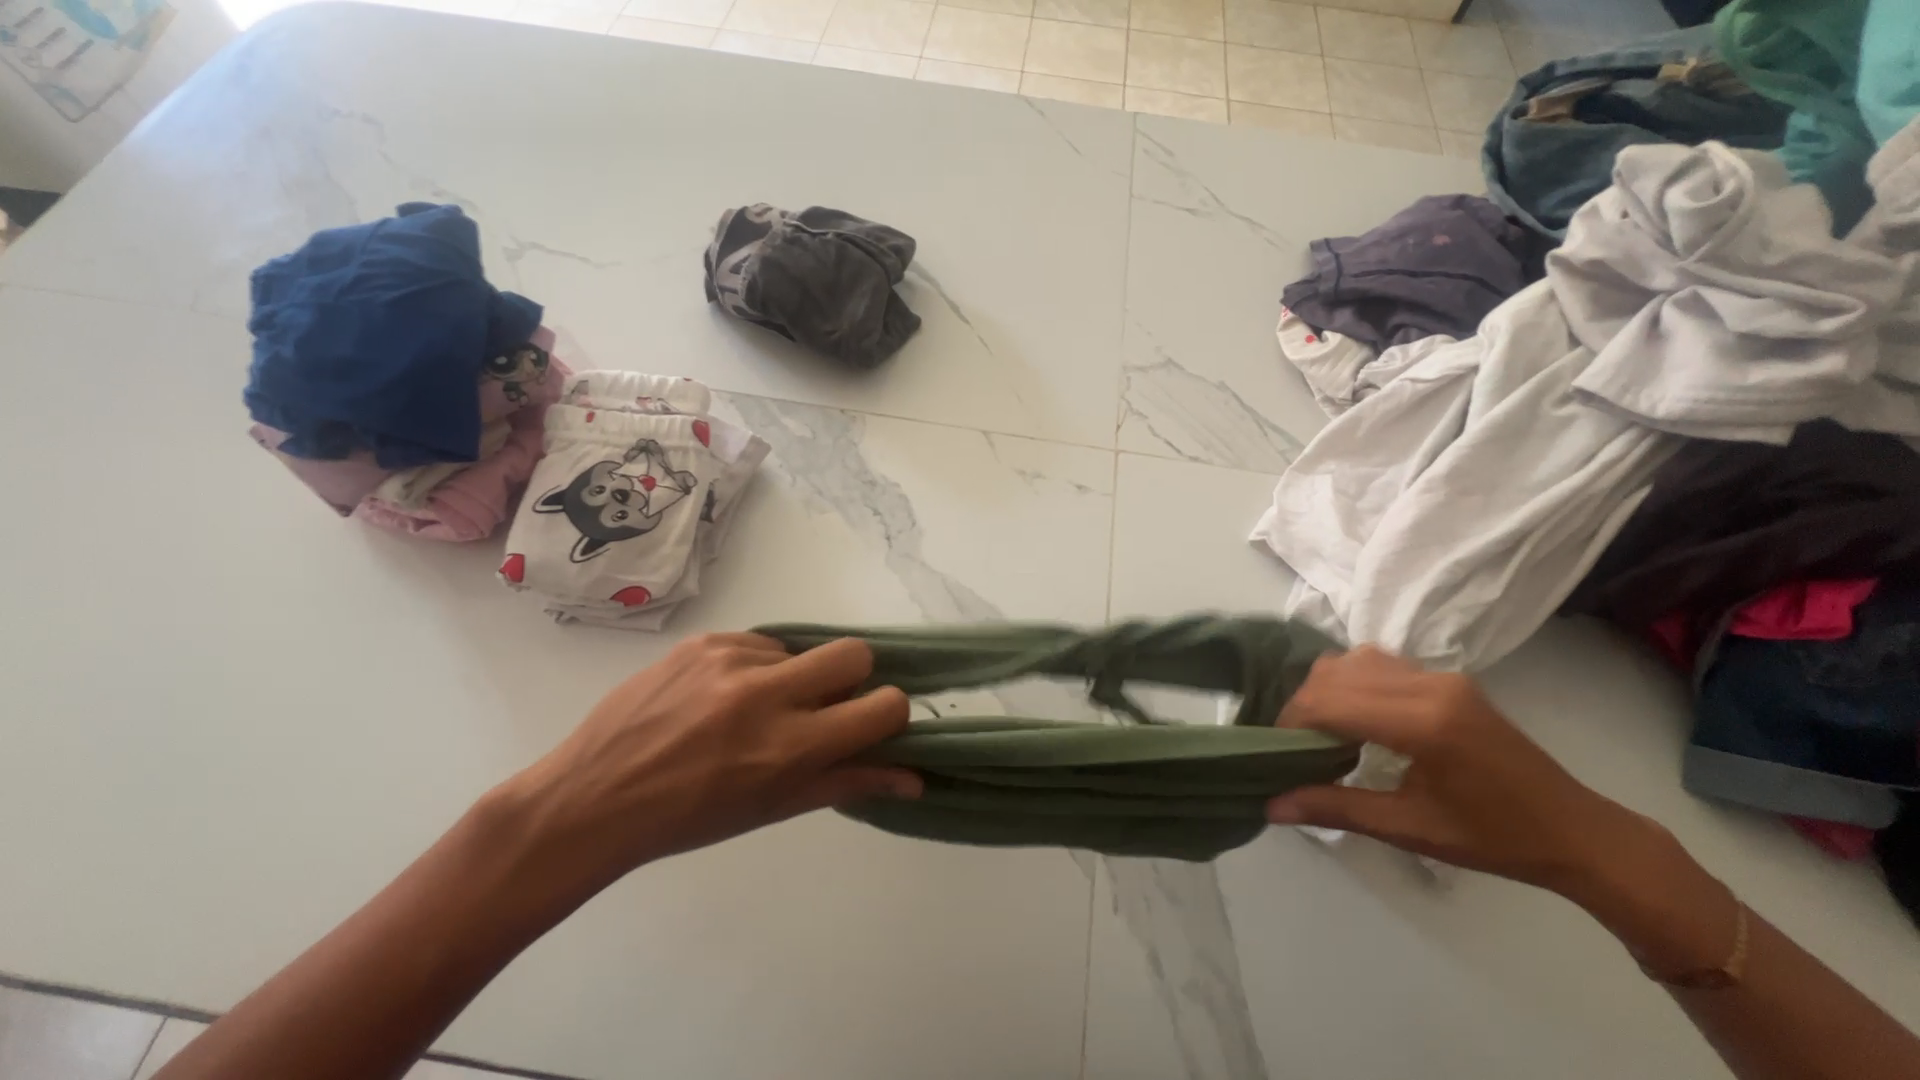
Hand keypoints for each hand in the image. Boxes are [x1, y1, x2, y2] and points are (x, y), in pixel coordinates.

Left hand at [491, 633, 920, 894]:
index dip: (888, 715)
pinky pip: (759, 643)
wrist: (593, 797)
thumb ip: (847, 782)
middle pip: (854, 654)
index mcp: (788, 747)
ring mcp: (731, 659)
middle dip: (852, 680)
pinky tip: (721, 699)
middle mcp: (765, 693)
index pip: (883, 706)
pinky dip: (756, 668)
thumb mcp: (773, 808)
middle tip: (821, 710)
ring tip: (751, 713)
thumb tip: (915, 777)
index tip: (871, 726)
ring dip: (794, 677)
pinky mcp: (703, 640)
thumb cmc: (689, 819)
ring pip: (802, 649)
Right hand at [1264, 646, 1649, 893]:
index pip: (1329, 702)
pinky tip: (1353, 716)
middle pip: (1335, 674)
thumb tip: (1270, 804)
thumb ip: (1335, 808)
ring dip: (1325, 688)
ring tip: (1318, 731)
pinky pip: (1381, 663)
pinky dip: (1352, 681)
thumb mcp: (1408, 828)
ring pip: (1356, 660)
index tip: (1272, 750)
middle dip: (1301, 705)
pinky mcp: (1449, 679)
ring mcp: (1442, 677)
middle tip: (1289, 745)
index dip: (1289, 722)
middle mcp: (1429, 686)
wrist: (1575, 829)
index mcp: (1423, 723)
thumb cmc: (1494, 838)